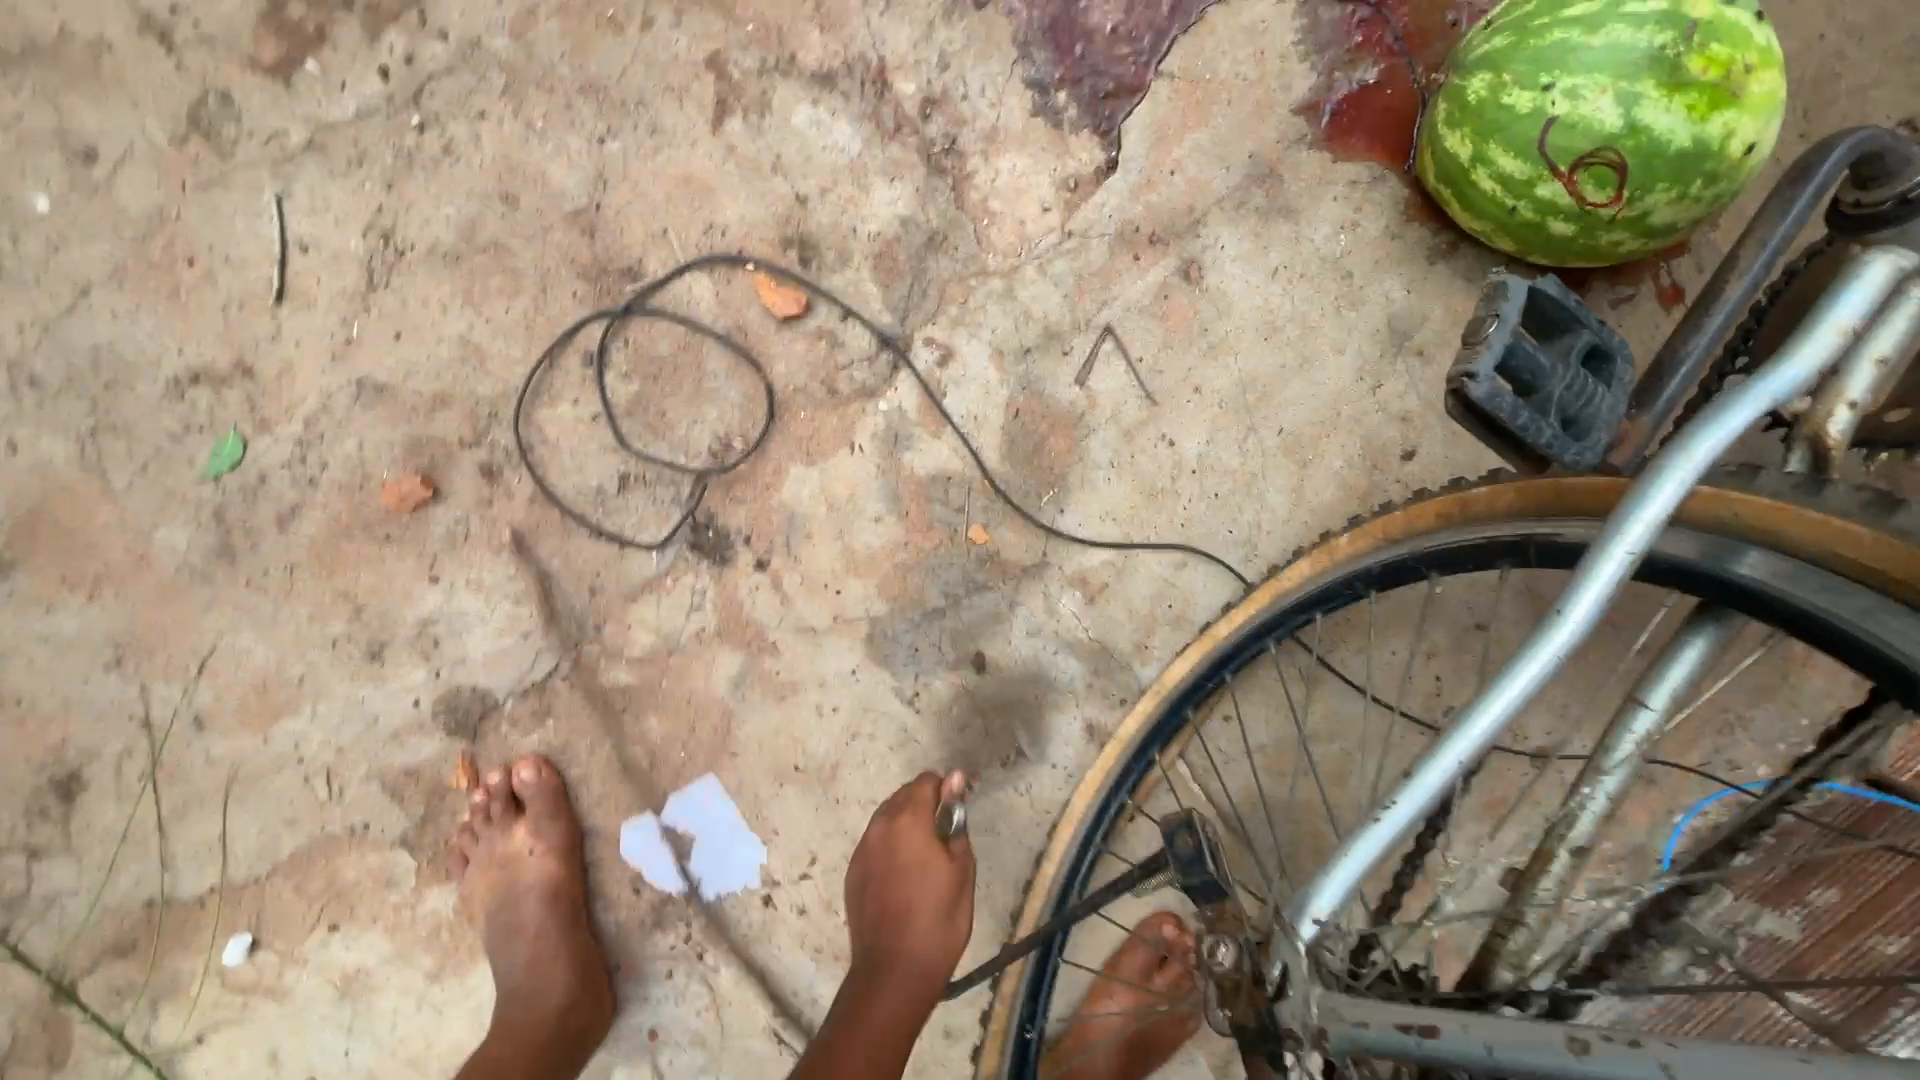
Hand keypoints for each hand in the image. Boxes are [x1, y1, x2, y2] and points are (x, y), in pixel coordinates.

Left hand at [843, 771, 974, 1003]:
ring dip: (907, 825)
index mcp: (908, 819)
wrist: (893, 971)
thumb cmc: (938, 919)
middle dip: (925, 806)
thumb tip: (954, 780)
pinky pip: (875, 844)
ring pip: (887, 819)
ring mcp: (862, 850)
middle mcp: (879, 826)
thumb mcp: (961, 868)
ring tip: (926, 859)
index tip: (959, 813)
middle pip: (904, 796)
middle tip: (946, 838)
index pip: (926, 782)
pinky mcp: (853, 872)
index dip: (946, 791)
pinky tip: (905, 877)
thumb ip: (955, 820)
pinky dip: (891, 847)